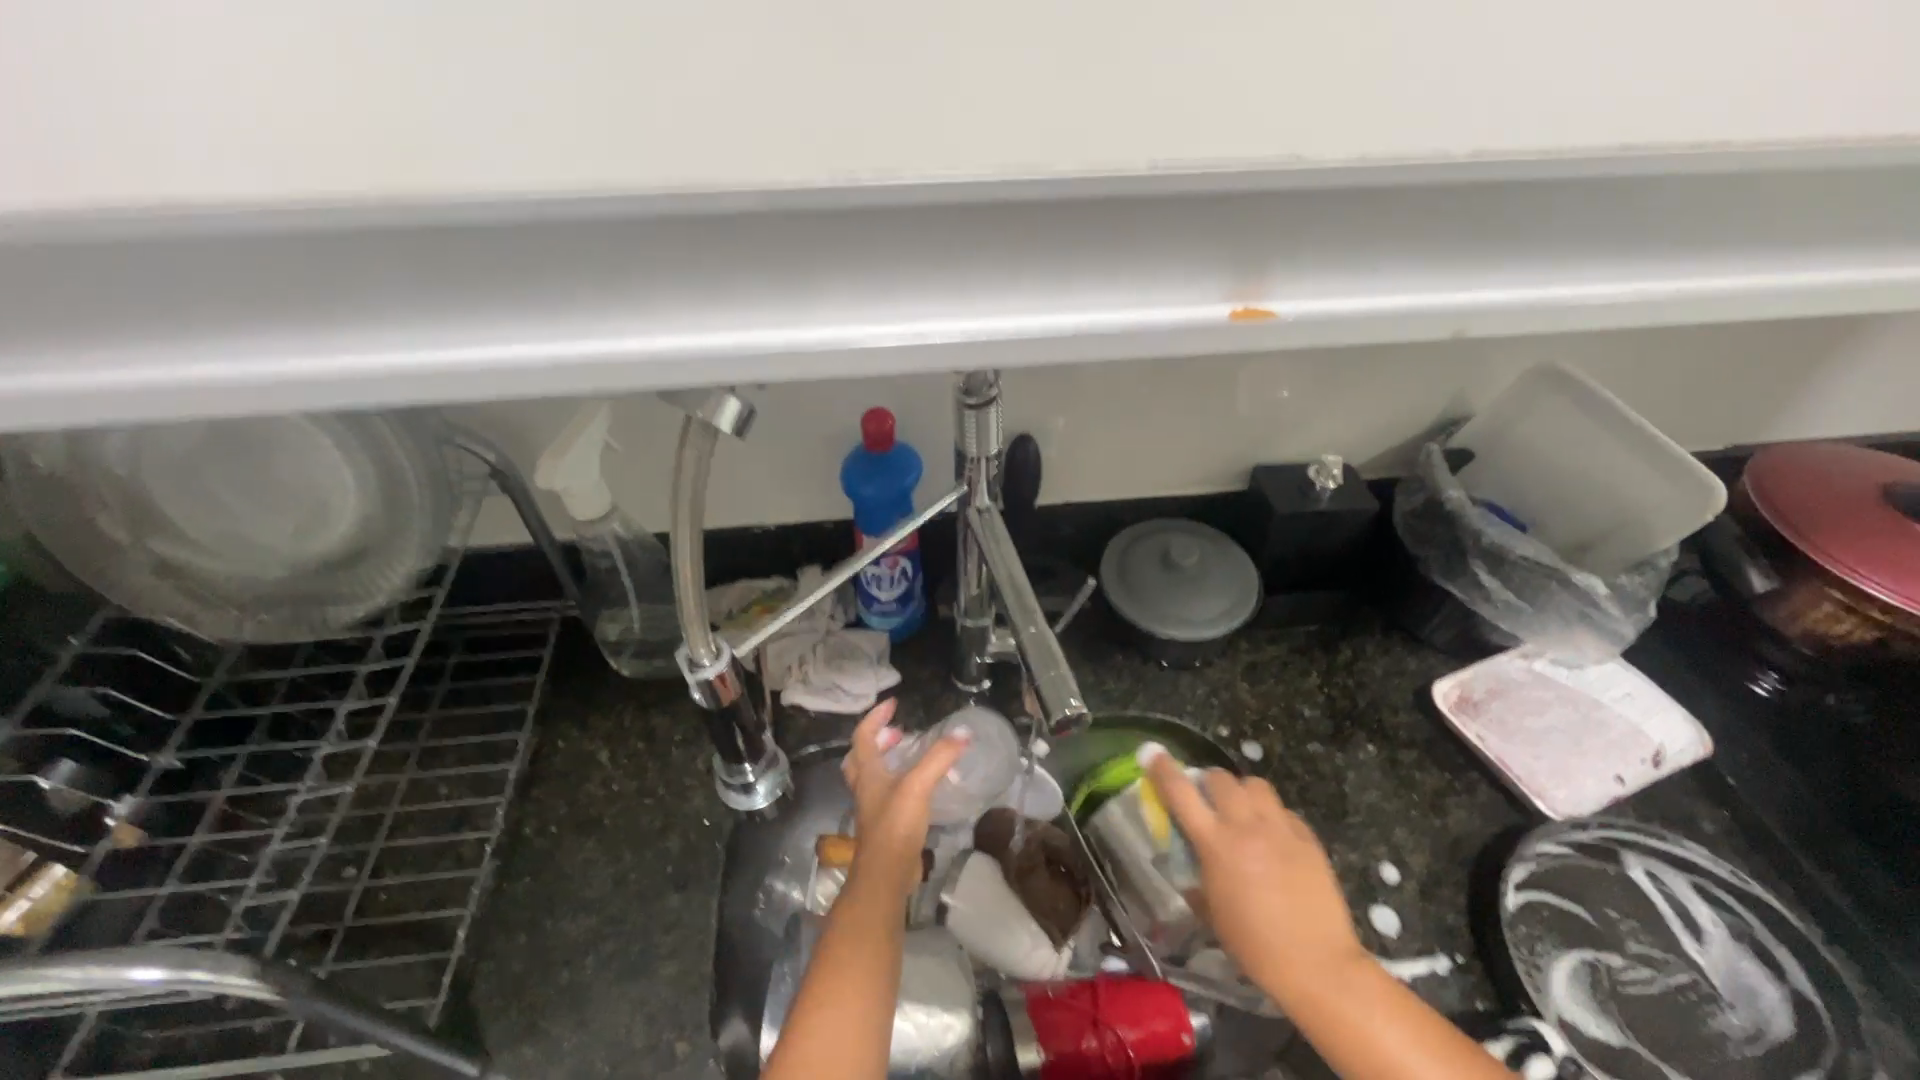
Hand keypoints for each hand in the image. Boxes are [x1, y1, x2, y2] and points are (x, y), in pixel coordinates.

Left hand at [841, 699, 971, 896]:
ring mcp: (873, 808)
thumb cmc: (895, 826)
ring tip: (909, 756)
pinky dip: (899, 783)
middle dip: (877, 739)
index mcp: (867, 773)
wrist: (885, 876)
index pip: (864, 735)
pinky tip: (919, 789)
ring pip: (872, 777)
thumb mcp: (918, 785)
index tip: (893, 703)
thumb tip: (963, 732)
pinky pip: (887, 795)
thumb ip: (939, 758)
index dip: (876, 716)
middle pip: (861, 757)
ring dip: (886, 761)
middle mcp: (865, 788)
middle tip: (900, 732)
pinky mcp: (885, 825)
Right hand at [1143, 746, 1367, 1001]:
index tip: (1152, 753)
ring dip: (1242, 792)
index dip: (1163, 769)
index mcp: (1216, 844)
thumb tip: (1191, 862)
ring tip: (1241, 812)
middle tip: (1206, 799)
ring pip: (1256, 785)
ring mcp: (1282, 829)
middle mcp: (1247, 826)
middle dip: (1208, 782)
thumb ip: (1197, 876)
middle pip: (1221, 779)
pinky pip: (1283, 811)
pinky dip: (1271, 815)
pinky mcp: (1308, 838)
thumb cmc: (1253, 945)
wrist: (1315, 962)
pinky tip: (1272, 839)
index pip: (1181, 793)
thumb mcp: (1210, 910)